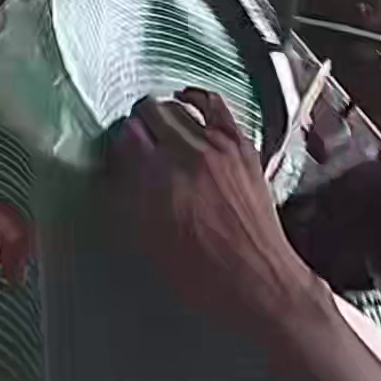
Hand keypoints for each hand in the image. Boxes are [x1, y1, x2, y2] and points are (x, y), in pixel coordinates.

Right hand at [113, 88, 319, 333]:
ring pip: (177, 107)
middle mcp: (187, 154)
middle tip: (137, 138)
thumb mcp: (150, 239)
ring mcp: (217, 146)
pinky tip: (186, 98)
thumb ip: (130, 192)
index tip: (120, 151)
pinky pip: (215, 105)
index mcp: (159, 180)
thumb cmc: (200, 273)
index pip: (126, 137)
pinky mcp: (241, 146)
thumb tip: (121, 157)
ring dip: (162, 112)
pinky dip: (197, 97)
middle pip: (149, 112)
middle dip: (138, 123)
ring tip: (158, 123)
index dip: (119, 143)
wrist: (261, 282)